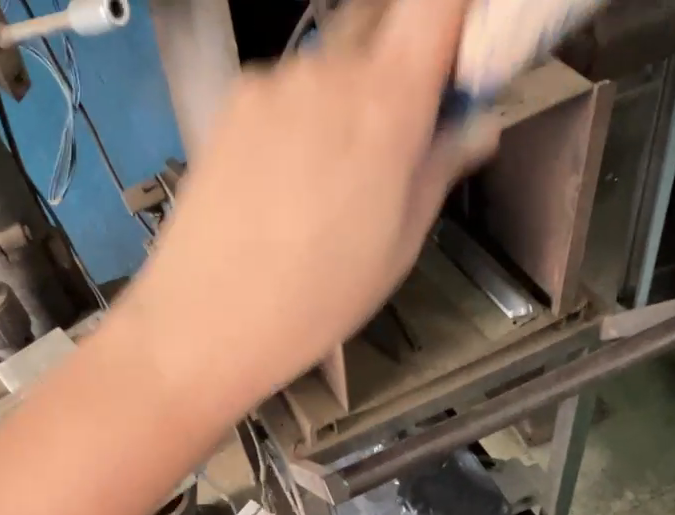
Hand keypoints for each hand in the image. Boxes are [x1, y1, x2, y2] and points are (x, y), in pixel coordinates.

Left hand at [116, 0, 498, 408]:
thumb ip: (438, 168)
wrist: (203, 322)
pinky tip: (295, 184)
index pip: (439, 5)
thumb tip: (471, 127)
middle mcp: (326, 73)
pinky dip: (306, 118)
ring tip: (339, 184)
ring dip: (352, 100)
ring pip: (334, 63)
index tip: (469, 51)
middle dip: (407, 67)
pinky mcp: (234, 104)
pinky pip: (289, 89)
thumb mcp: (398, 247)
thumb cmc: (306, 302)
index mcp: (385, 106)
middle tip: (409, 134)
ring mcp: (272, 85)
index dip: (463, 15)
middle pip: (386, 24)